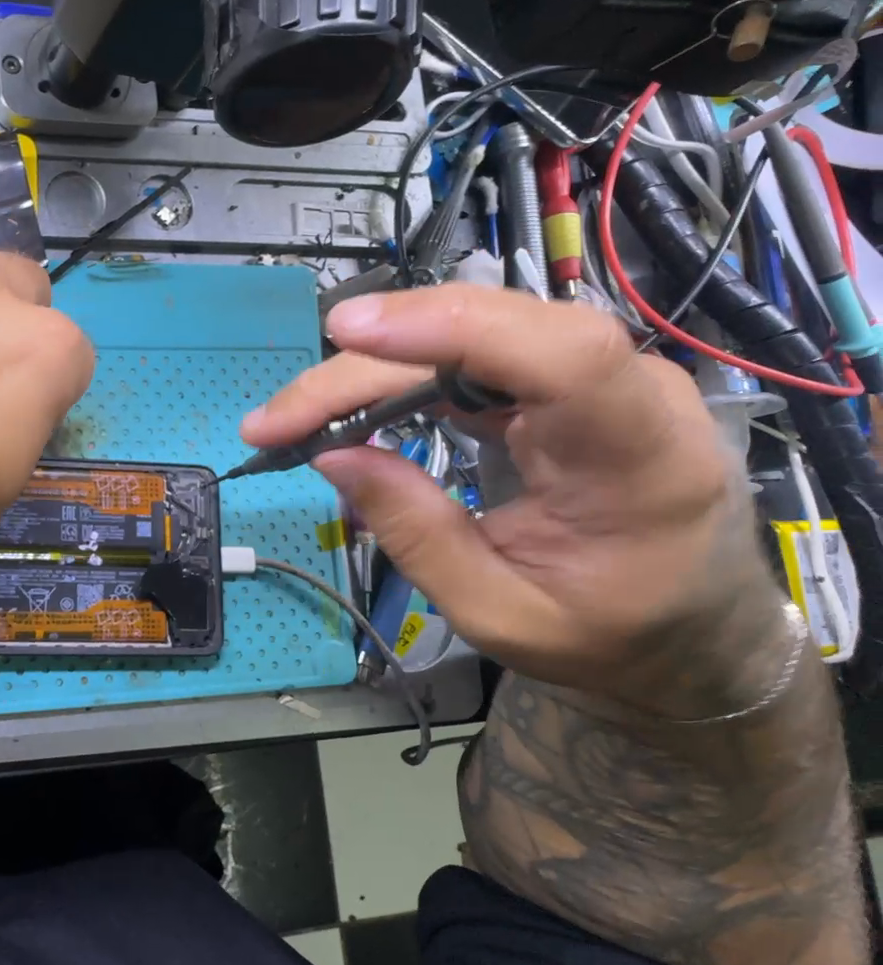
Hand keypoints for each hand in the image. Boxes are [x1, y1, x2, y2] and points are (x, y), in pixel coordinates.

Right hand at [242, 284, 772, 712]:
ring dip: (367, 369)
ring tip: (292, 419)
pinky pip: (467, 357)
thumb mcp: (497, 612)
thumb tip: (330, 454)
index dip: (450, 329)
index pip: (561, 356)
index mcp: (640, 461)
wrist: (691, 633)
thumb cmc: (604, 635)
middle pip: (488, 336)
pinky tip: (344, 408)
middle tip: (274, 422)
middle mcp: (630, 396)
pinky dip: (393, 376)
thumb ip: (417, 533)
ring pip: (469, 335)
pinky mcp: (558, 385)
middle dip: (366, 366)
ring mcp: (596, 381)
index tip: (345, 331)